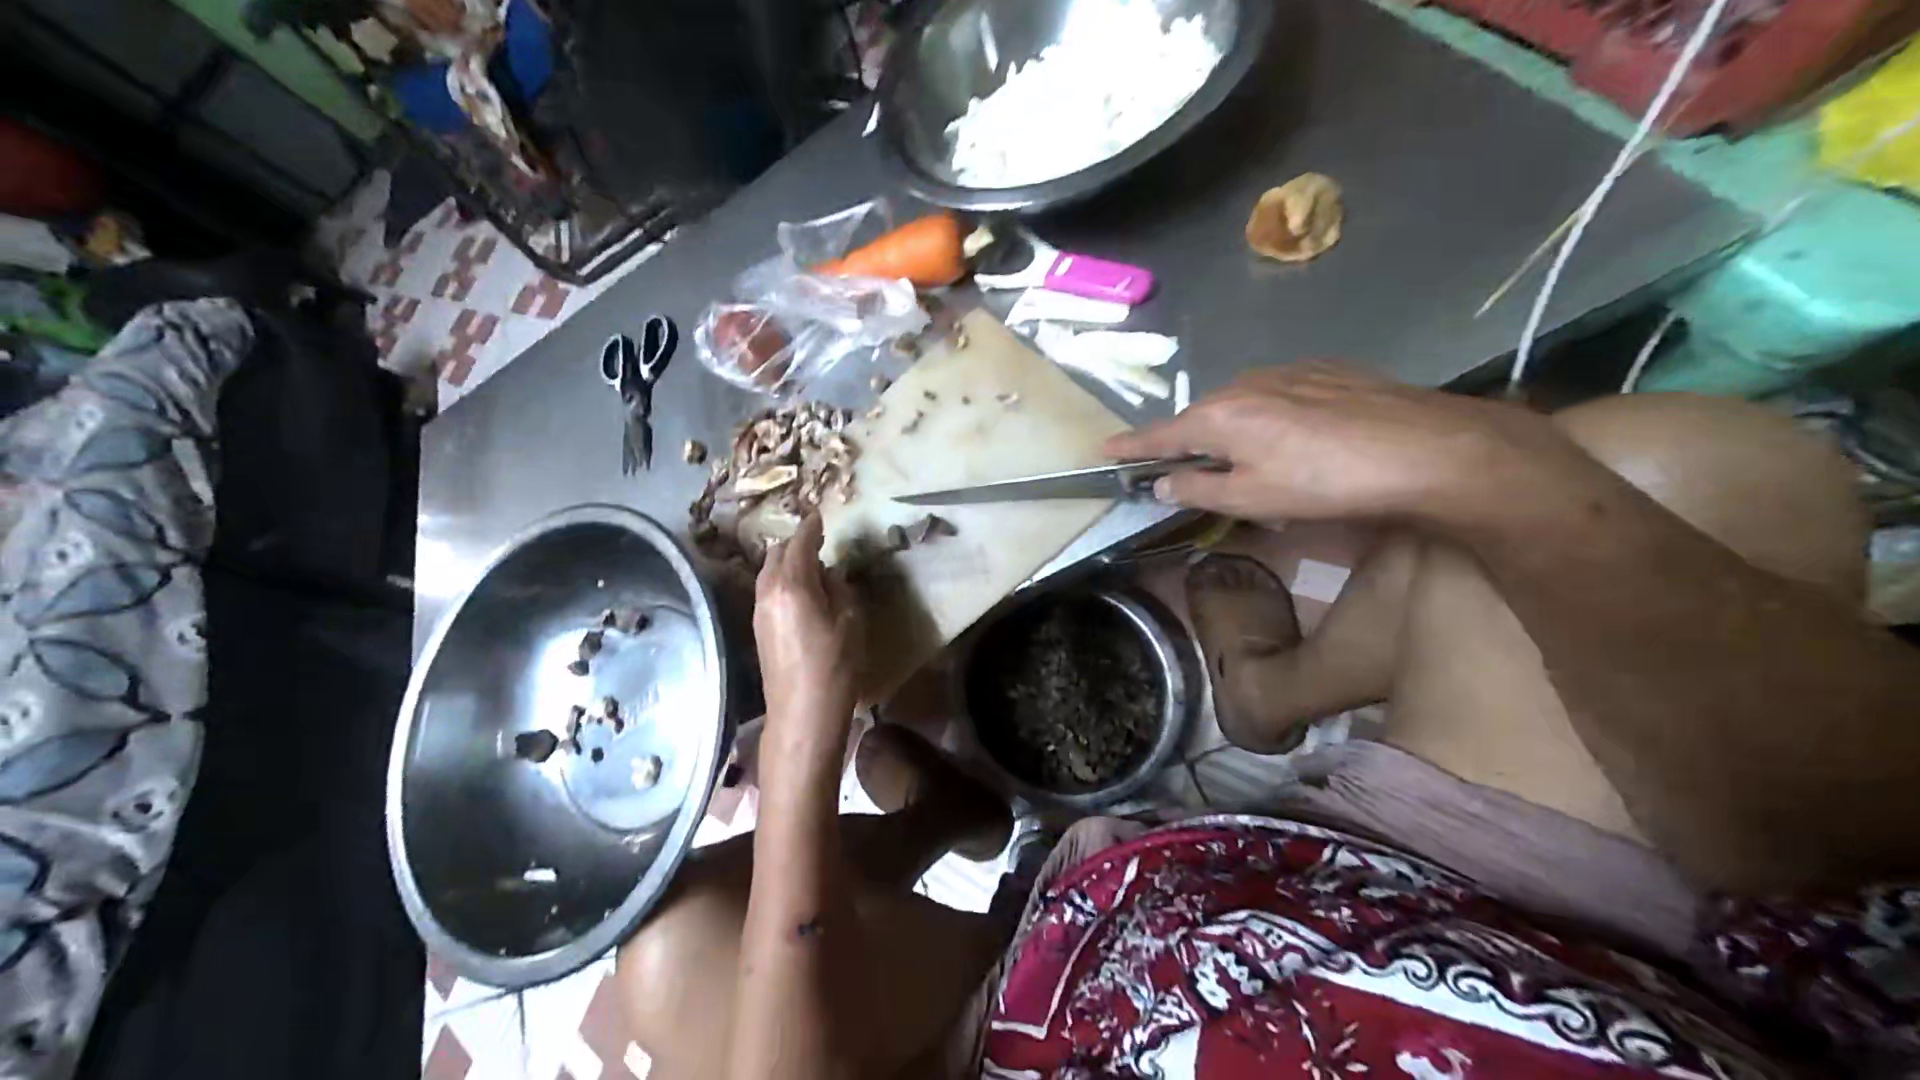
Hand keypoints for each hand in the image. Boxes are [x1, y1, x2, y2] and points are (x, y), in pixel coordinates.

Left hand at [753, 513, 861, 771]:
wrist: (802, 714)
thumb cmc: (835, 667)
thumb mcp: (852, 621)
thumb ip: (841, 589)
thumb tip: (831, 575)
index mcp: (791, 584)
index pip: (800, 543)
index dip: (811, 527)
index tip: (819, 515)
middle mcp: (767, 592)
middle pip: (777, 554)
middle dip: (797, 545)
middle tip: (821, 546)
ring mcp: (758, 612)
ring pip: (769, 573)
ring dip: (788, 565)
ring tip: (814, 571)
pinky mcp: (758, 630)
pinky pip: (768, 592)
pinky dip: (783, 583)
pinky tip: (803, 596)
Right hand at [1105, 365, 1594, 526]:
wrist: (1426, 449)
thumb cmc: (1325, 482)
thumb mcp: (1252, 499)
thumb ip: (1198, 489)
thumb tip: (1160, 483)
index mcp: (1219, 416)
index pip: (1159, 435)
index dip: (1130, 446)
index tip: (1103, 449)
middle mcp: (1245, 384)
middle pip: (1200, 418)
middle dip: (1188, 444)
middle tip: (1186, 473)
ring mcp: (1288, 371)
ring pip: (1241, 404)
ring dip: (1232, 432)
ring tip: (1251, 462)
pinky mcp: (1326, 370)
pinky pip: (1277, 395)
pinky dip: (1269, 417)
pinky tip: (1297, 439)